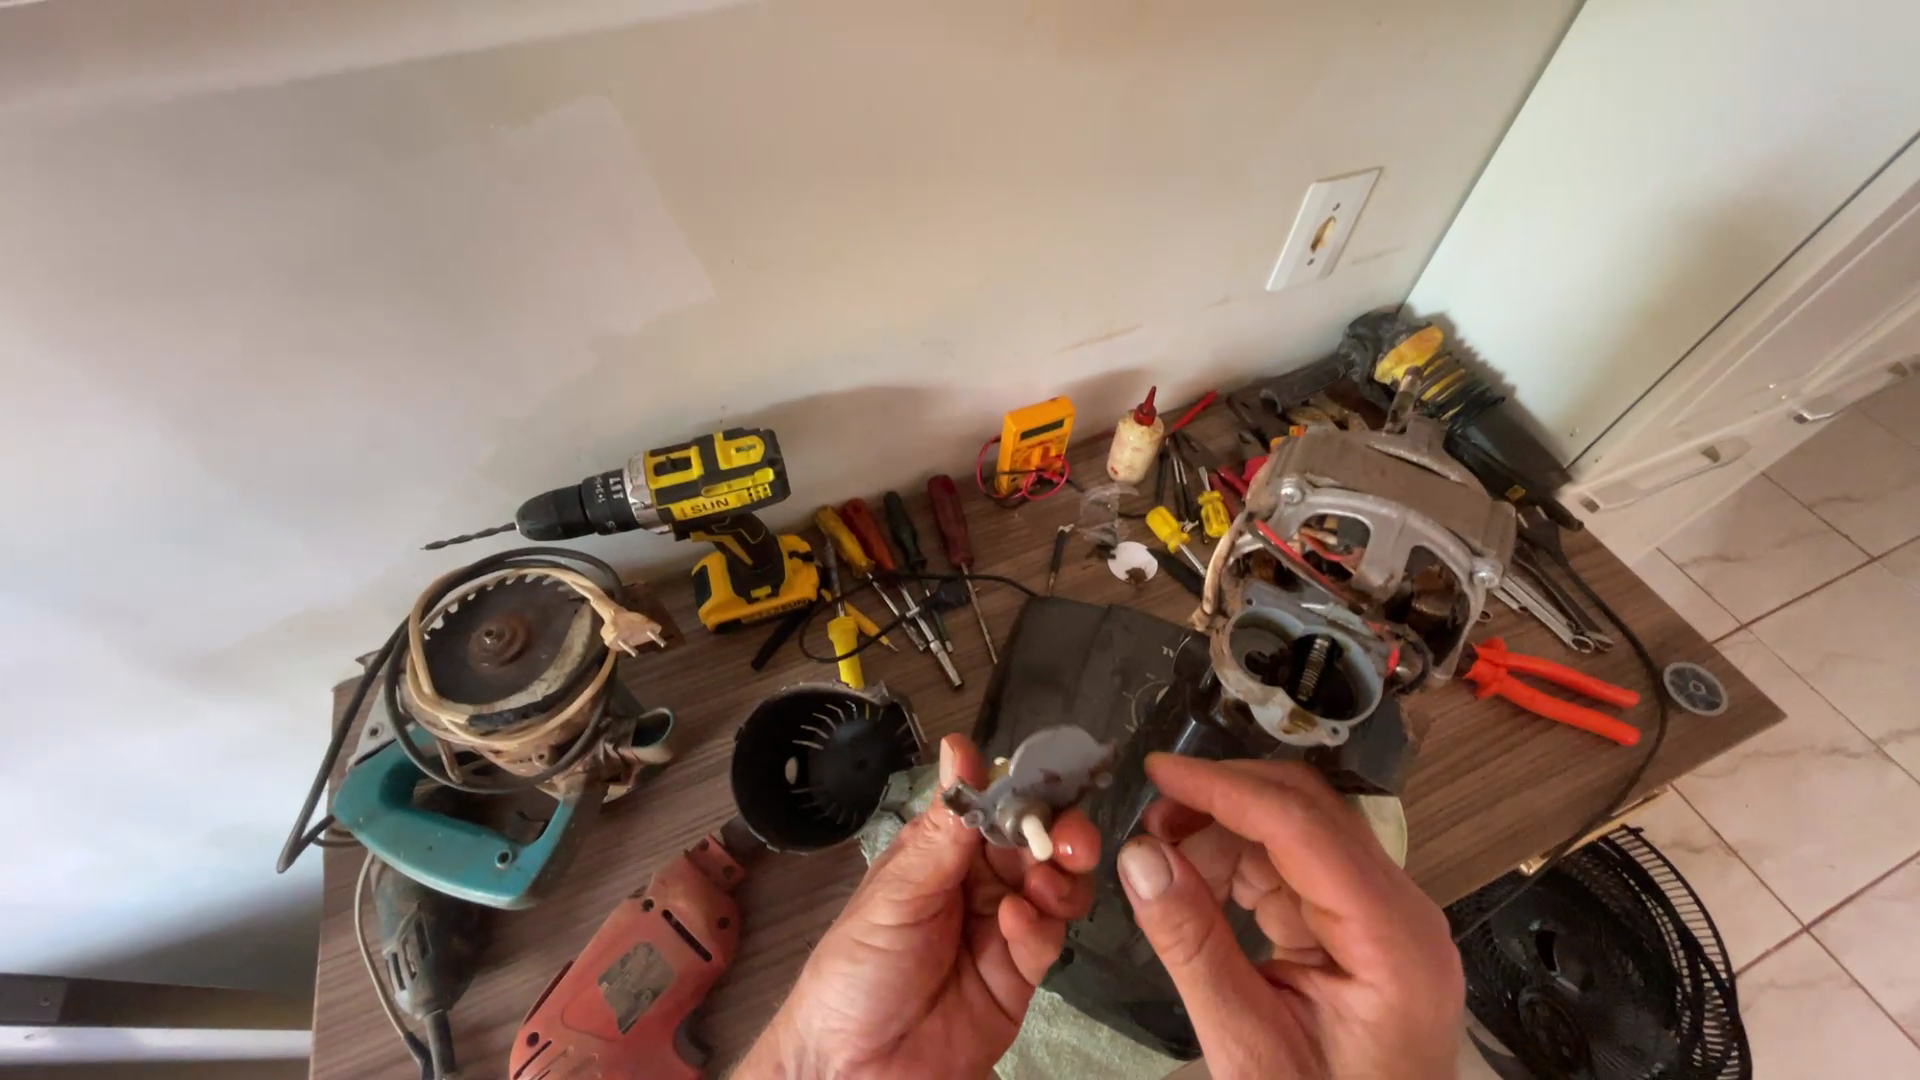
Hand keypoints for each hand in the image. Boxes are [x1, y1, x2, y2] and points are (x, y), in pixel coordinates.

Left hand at [736, 734, 1101, 1079]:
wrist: (853, 1071)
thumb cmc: (860, 966)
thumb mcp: (898, 891)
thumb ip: (944, 827)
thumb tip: (960, 742)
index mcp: (944, 847)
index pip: (997, 803)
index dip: (1028, 789)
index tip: (1059, 777)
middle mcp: (978, 878)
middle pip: (1036, 840)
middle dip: (1061, 833)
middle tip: (1072, 841)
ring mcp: (1002, 924)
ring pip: (1054, 883)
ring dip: (1060, 877)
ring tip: (1045, 886)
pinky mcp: (1020, 973)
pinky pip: (1048, 937)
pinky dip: (1042, 926)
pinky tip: (1018, 927)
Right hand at [1118, 755, 1461, 1079]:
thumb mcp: (1249, 1050)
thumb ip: (1192, 947)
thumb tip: (1137, 855)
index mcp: (1393, 941)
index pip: (1302, 826)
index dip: (1224, 788)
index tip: (1156, 771)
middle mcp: (1397, 908)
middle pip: (1305, 810)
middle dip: (1220, 801)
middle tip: (1152, 823)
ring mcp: (1378, 911)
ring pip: (1291, 826)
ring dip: (1221, 831)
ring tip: (1165, 861)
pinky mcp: (1353, 921)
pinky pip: (1286, 861)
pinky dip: (1232, 862)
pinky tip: (1196, 887)